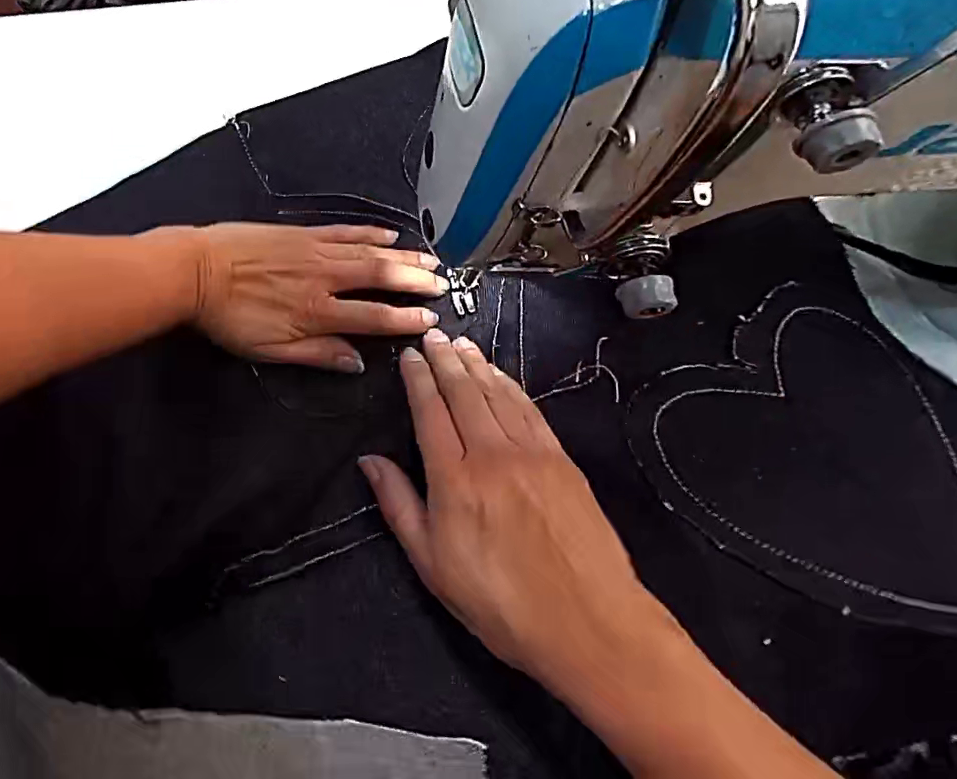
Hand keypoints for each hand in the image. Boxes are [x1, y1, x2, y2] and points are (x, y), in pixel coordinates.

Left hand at [183, 223, 445, 372]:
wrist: (195, 270)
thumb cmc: (228, 316)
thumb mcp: (270, 349)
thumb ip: (317, 354)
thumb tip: (355, 361)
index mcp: (316, 311)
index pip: (372, 316)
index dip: (405, 319)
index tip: (428, 319)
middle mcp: (324, 278)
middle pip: (380, 278)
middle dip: (415, 282)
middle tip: (441, 285)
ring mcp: (316, 251)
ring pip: (370, 253)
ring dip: (403, 258)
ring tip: (430, 261)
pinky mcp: (304, 233)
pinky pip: (346, 231)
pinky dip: (370, 233)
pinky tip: (390, 235)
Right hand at [359, 329, 678, 687]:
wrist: (586, 618)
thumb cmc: (501, 603)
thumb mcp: (433, 565)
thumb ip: (398, 505)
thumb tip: (370, 462)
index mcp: (454, 480)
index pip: (430, 412)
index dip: (418, 380)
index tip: (410, 358)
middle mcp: (491, 454)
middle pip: (463, 393)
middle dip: (444, 361)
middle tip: (433, 337)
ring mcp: (531, 452)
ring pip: (497, 394)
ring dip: (477, 365)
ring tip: (461, 346)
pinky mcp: (560, 457)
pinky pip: (529, 408)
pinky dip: (510, 386)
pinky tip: (501, 377)